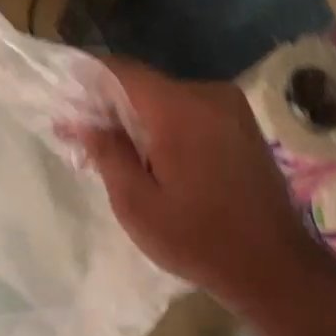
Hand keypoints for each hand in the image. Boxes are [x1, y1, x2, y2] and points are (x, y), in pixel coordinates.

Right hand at [76, 56, 335, 310]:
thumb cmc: (197, 239)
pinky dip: (169, 129)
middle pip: (146, 86)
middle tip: (81, 139)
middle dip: (111, 108)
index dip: (88, 80)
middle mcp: (210, 95)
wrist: (272, 264)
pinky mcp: (244, 126)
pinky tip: (156, 161)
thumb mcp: (137, 205)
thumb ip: (108, 154)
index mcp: (180, 109)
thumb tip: (87, 122)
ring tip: (117, 157)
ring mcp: (233, 108)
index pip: (122, 72)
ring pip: (170, 101)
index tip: (64, 102)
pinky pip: (194, 114)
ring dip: (141, 121)